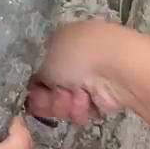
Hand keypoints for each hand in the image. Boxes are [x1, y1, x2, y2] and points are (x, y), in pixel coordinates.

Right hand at [26, 20, 148, 125]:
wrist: (116, 68)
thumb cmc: (76, 56)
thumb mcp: (45, 62)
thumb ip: (36, 76)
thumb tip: (37, 84)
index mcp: (64, 39)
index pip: (42, 67)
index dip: (36, 85)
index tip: (33, 95)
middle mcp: (78, 57)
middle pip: (53, 88)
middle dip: (50, 98)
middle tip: (54, 98)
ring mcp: (93, 76)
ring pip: (67, 101)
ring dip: (65, 104)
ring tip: (75, 97)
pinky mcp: (106, 95)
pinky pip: (84, 109)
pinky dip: (82, 108)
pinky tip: (86, 102)